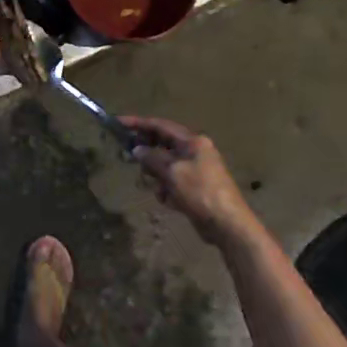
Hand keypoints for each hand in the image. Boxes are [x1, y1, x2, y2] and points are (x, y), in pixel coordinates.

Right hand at [123, 116, 255, 240]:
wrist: (228, 225)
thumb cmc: (200, 192)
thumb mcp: (172, 172)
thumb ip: (152, 158)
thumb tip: (137, 149)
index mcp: (193, 142)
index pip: (160, 126)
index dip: (138, 123)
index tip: (118, 122)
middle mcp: (195, 151)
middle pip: (162, 145)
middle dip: (147, 155)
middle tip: (129, 158)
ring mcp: (196, 169)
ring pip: (165, 166)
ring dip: (158, 177)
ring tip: (160, 190)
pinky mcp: (195, 187)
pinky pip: (172, 181)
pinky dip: (167, 190)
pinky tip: (170, 201)